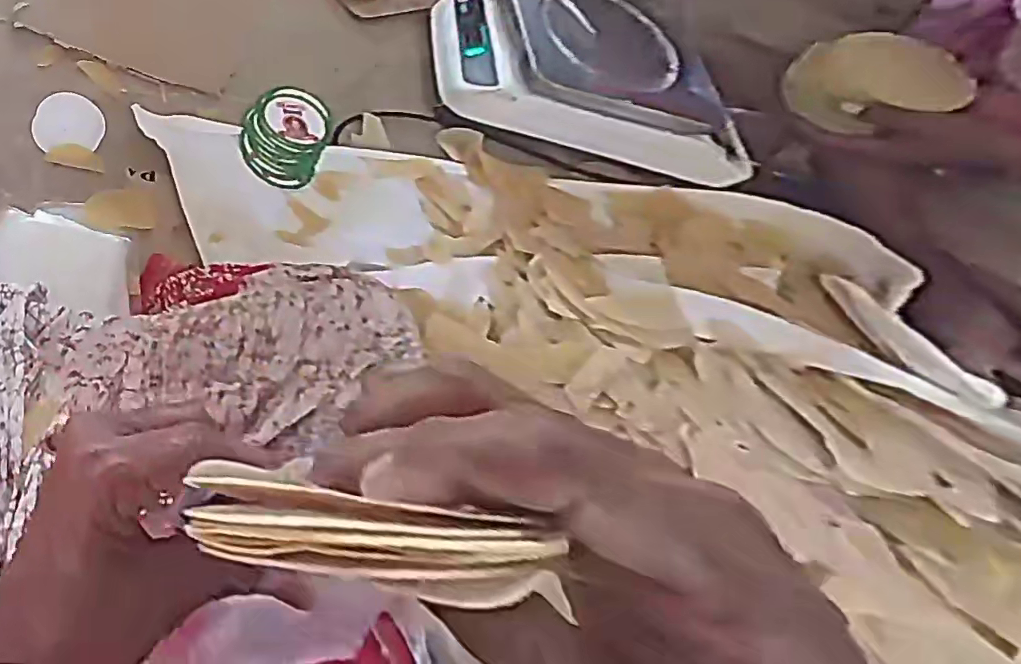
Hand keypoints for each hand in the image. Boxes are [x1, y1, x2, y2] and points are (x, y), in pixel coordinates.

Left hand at [0, 404, 277, 663]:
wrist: (20, 639)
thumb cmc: (82, 623)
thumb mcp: (162, 593)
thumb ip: (232, 565)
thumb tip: (301, 576)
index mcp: (108, 464)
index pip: (199, 444)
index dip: (252, 466)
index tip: (293, 492)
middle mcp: (96, 430)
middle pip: (187, 424)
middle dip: (232, 460)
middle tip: (270, 501)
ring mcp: (88, 431)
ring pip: (170, 423)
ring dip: (208, 457)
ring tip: (241, 500)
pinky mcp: (87, 443)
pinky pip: (149, 435)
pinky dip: (180, 458)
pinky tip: (200, 496)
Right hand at [313, 360, 867, 663]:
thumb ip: (499, 624)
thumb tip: (388, 552)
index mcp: (690, 537)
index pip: (551, 455)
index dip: (448, 457)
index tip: (370, 488)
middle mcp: (650, 472)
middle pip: (504, 406)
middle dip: (402, 428)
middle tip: (330, 475)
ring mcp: (614, 458)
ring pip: (488, 394)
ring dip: (402, 414)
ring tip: (347, 456)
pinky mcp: (582, 466)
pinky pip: (490, 423)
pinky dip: (425, 429)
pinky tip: (388, 458)